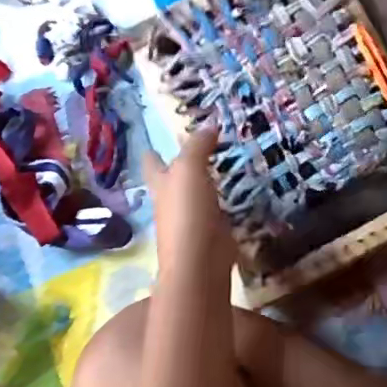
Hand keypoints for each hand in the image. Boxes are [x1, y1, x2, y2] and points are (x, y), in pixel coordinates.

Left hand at [143, 127, 234, 285]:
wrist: (200, 260)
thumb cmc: (187, 212)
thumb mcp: (189, 170)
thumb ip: (198, 146)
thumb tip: (210, 126)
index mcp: (161, 184)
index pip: (152, 164)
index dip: (153, 153)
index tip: (155, 143)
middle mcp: (171, 202)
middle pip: (172, 180)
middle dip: (177, 168)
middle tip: (197, 151)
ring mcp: (191, 219)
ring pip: (195, 195)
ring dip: (203, 183)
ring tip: (221, 167)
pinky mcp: (212, 232)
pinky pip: (216, 211)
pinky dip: (222, 201)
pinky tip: (234, 194)